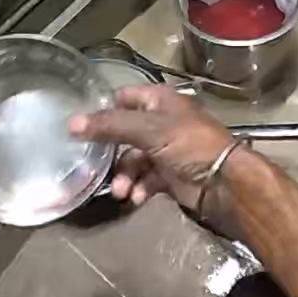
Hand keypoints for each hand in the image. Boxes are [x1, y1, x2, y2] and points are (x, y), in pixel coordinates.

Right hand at [68, 86, 237, 212]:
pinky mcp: (170, 175)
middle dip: (111, 153)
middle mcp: (161, 122)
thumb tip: (71, 123)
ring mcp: (166, 149)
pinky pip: (146, 179)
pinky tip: (135, 198)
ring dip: (124, 176)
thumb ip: (110, 126)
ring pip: (133, 160)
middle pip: (124, 133)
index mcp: (159, 101)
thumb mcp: (148, 130)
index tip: (79, 127)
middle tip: (94, 166)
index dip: (103, 111)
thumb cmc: (189, 145)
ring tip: (121, 191)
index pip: (122, 99)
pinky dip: (138, 188)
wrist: (226, 183)